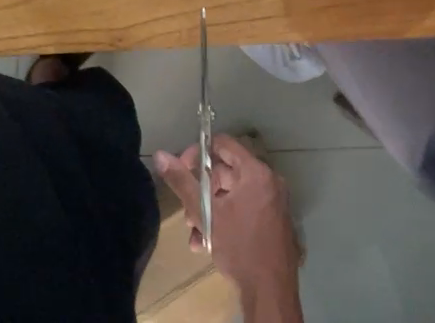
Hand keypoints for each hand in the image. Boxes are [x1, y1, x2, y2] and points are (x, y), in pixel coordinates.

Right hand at [154, 136, 300, 294]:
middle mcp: (268, 181)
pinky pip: (243, 209)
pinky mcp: (272, 222)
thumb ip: (182, 183)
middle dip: (201, 190)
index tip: (181, 170)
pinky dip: (224, 220)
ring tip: (193, 232)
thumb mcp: (206, 214)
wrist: (270, 291)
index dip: (198, 153)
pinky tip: (207, 243)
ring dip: (209, 210)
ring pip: (232, 195)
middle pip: (226, 172)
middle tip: (186, 209)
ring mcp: (272, 202)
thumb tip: (161, 155)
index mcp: (256, 172)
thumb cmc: (239, 246)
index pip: (223, 144)